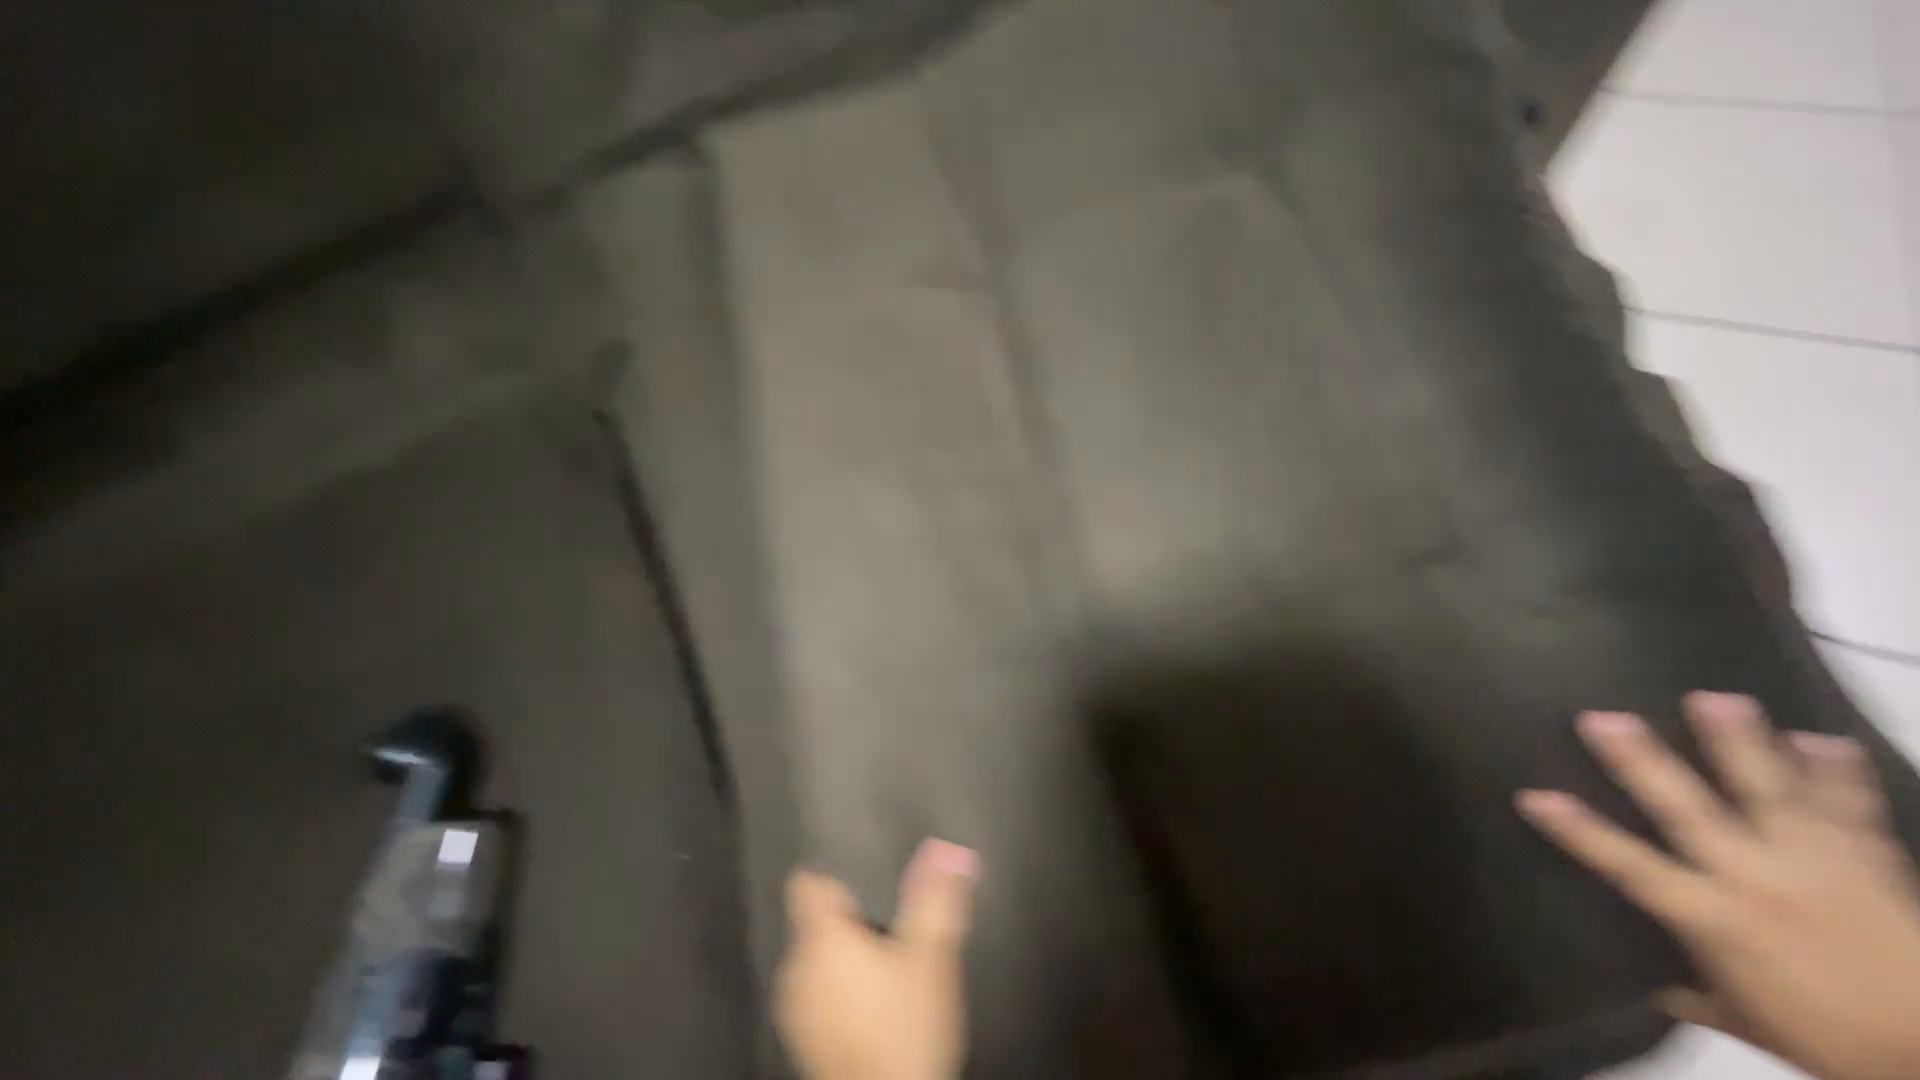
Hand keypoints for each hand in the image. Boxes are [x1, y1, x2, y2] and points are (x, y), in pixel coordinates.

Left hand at [777, 839, 980, 1079]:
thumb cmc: (907, 1026)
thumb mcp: (933, 956)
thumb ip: (937, 898)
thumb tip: (947, 848)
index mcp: (824, 937)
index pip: (809, 883)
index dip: (834, 878)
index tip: (862, 890)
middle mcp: (798, 964)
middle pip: (818, 923)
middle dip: (849, 926)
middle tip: (891, 941)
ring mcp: (793, 1005)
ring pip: (817, 961)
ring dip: (842, 962)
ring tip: (885, 978)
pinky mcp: (800, 1038)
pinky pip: (816, 995)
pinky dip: (836, 994)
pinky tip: (871, 1012)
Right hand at [1518, 693, 1919, 1079]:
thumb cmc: (1829, 1043)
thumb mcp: (1749, 1025)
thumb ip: (1700, 994)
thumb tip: (1659, 989)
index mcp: (1715, 918)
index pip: (1628, 866)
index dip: (1578, 830)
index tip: (1535, 796)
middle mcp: (1756, 881)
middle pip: (1689, 810)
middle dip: (1644, 762)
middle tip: (1608, 717)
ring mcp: (1817, 868)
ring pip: (1770, 794)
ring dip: (1742, 744)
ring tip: (1718, 698)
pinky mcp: (1872, 868)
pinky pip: (1854, 814)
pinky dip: (1839, 776)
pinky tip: (1822, 739)